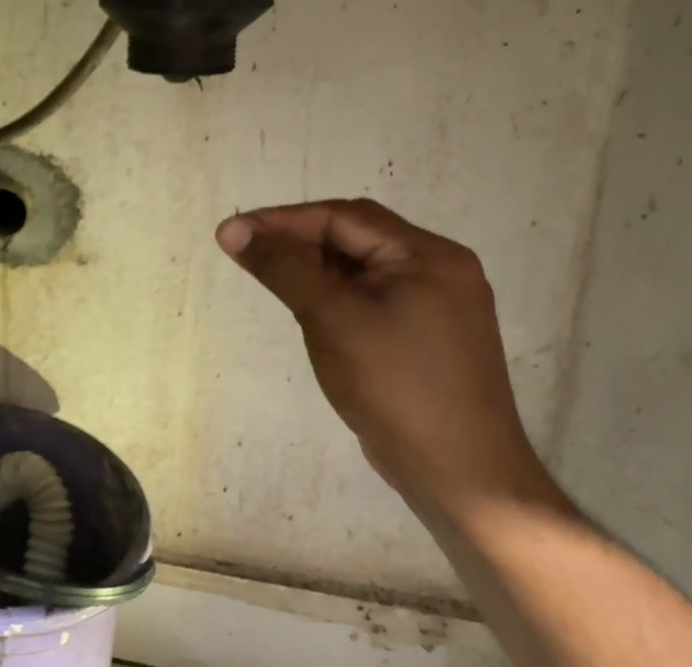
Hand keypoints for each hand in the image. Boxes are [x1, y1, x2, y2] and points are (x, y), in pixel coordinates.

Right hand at [216, 200, 558, 518]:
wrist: (460, 474)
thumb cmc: (396, 386)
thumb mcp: (332, 319)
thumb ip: (282, 268)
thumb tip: (232, 229)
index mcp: (428, 256)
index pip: (342, 218)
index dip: (282, 220)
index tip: (231, 233)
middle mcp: (437, 270)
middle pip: (352, 237)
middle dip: (295, 240)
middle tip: (243, 252)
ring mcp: (434, 304)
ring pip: (358, 267)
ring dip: (310, 266)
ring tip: (264, 275)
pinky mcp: (421, 333)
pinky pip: (367, 295)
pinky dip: (330, 292)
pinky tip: (302, 304)